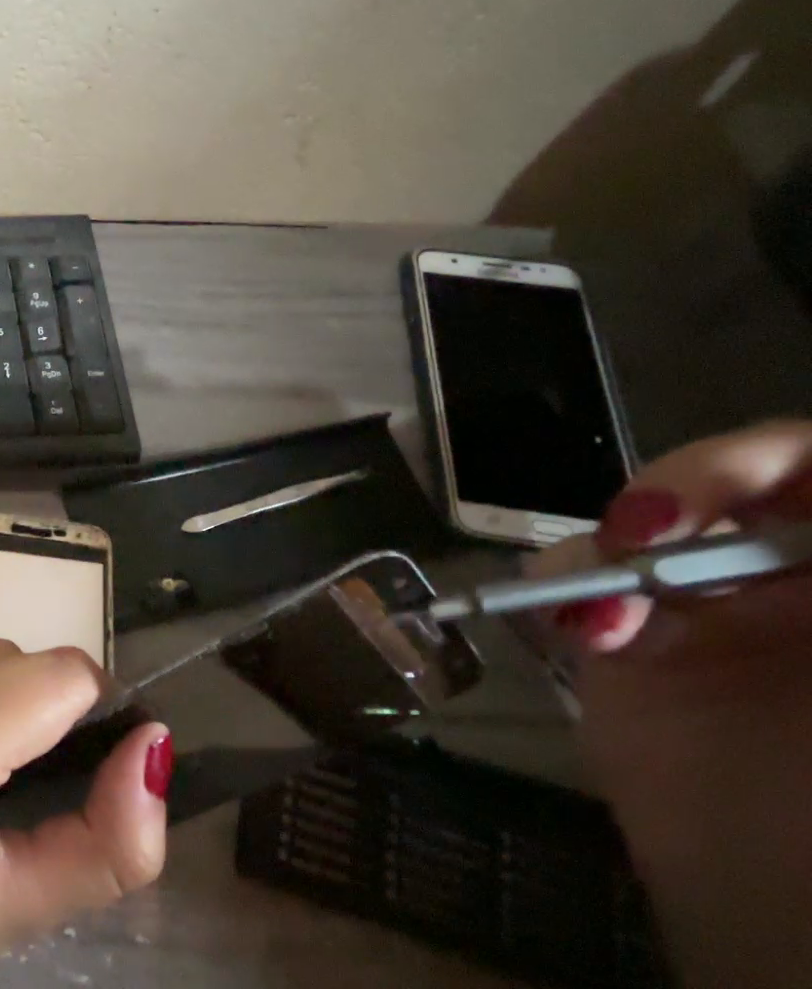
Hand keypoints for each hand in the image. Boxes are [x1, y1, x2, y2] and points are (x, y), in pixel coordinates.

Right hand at [527, 419, 811, 985]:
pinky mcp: (617, 641)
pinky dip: (560, 592)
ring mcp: (697, 605)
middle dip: (682, 490)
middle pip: (718, 481)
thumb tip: (800, 487)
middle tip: (648, 525)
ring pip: (631, 527)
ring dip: (610, 551)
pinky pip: (567, 583)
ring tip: (609, 608)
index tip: (735, 491)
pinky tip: (588, 634)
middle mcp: (784, 572)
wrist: (781, 888)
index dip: (763, 460)